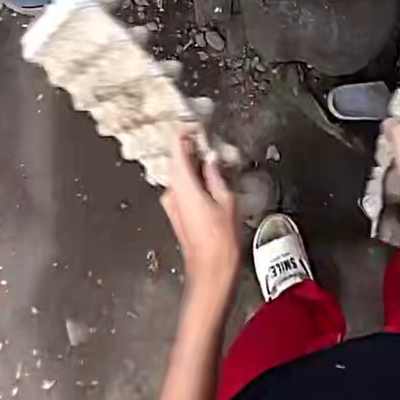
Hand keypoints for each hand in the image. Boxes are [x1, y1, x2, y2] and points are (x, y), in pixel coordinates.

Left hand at [160, 125, 241, 297]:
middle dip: (197, 147)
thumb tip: (212, 158)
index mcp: (182, 183)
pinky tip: (213, 183)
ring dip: (197, 164)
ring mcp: (172, 203)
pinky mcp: (176, 213)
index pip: (176, 143)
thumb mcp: (227, 202)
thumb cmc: (220, 244)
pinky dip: (195, 179)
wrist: (210, 276)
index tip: (200, 123)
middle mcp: (172, 191)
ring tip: (219, 163)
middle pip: (178, 156)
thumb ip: (217, 174)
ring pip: (181, 172)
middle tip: (216, 144)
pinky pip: (183, 186)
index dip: (187, 128)